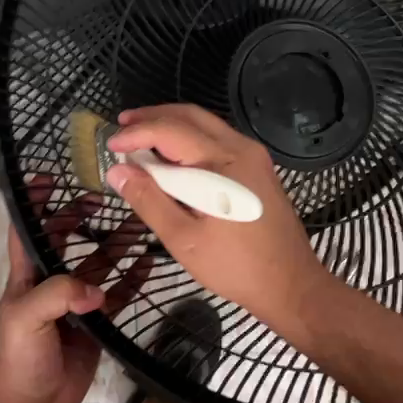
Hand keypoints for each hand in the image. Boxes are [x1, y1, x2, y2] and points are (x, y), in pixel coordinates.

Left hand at [0, 187, 150, 402]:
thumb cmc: (20, 359)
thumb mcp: (26, 319)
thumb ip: (57, 295)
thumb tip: (96, 290)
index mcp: (27, 275)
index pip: (26, 229)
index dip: (33, 202)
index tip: (50, 177)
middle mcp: (51, 281)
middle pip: (66, 239)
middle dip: (81, 216)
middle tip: (105, 196)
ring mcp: (76, 301)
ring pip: (98, 263)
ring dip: (115, 243)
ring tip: (138, 222)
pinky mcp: (97, 322)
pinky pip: (118, 293)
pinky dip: (132, 278)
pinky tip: (149, 262)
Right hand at [105, 104, 332, 325]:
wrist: (292, 286)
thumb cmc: (235, 267)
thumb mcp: (183, 239)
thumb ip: (149, 200)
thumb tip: (117, 170)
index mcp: (223, 162)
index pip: (170, 131)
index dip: (136, 133)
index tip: (109, 143)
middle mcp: (241, 148)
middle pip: (190, 116)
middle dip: (152, 117)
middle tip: (121, 126)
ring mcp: (253, 156)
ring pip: (205, 124)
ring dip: (170, 125)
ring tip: (139, 136)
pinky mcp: (258, 168)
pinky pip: (217, 139)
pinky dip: (188, 138)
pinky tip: (171, 156)